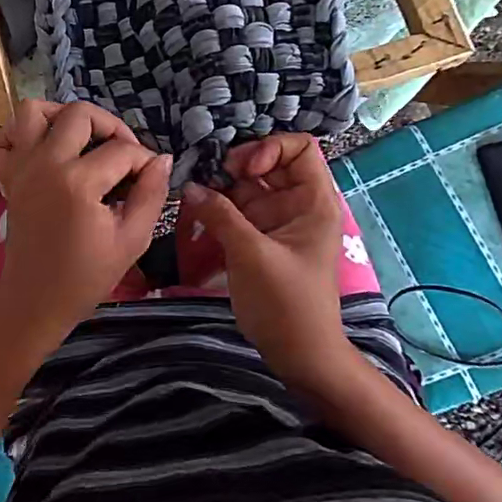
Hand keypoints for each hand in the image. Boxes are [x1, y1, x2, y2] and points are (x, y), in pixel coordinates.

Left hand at [0, 100, 170, 338]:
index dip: (145, 160)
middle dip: (109, 125)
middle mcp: (44, 164)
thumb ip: (151, 194)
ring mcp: (19, 168)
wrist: (36, 300)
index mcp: (77, 182)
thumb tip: (161, 160)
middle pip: (78, 114)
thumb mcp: (132, 239)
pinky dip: (14, 138)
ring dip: (59, 116)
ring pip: (31, 112)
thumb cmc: (86, 276)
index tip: (150, 178)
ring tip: (80, 140)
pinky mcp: (5, 178)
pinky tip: (40, 153)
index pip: (122, 150)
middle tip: (121, 153)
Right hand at [179, 134, 357, 387]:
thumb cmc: (287, 302)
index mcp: (312, 203)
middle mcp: (293, 205)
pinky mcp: (253, 237)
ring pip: (243, 186)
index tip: (241, 170)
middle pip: (265, 163)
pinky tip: (193, 211)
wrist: (297, 352)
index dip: (269, 149)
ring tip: (191, 194)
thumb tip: (189, 186)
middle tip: (206, 178)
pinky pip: (231, 209)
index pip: (299, 149)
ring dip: (218, 186)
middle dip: (233, 165)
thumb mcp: (252, 254)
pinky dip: (213, 206)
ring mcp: (272, 221)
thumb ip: (220, 215)